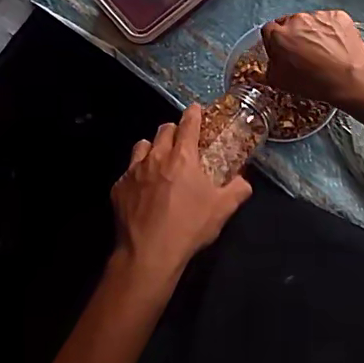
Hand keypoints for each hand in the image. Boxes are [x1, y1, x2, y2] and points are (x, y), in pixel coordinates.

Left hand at [111, 104, 251, 277]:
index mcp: (182, 158)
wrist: (148, 254)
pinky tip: (143, 190)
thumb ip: (237, 190)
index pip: (188, 124)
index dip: (193, 114)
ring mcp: (134, 171)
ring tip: (159, 161)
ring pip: (142, 145)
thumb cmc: (188, 228)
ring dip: (152, 148)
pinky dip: (137, 175)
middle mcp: (156, 157)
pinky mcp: (118, 187)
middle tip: (181, 142)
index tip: (195, 109)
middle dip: (174, 130)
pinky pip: (128, 172)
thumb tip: (244, 181)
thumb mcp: (222, 210)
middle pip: (163, 129)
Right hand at [261, 11, 363, 108]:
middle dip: (293, 35)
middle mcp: (297, 20)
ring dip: (312, 32)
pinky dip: (330, 30)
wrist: (352, 80)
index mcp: (279, 35)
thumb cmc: (316, 83)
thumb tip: (269, 64)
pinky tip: (335, 47)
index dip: (274, 41)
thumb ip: (269, 68)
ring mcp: (319, 16)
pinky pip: (329, 21)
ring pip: (310, 21)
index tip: (281, 50)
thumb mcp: (281, 82)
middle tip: (303, 53)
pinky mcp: (338, 16)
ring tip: (323, 52)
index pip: (268, 30)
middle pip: (289, 23)